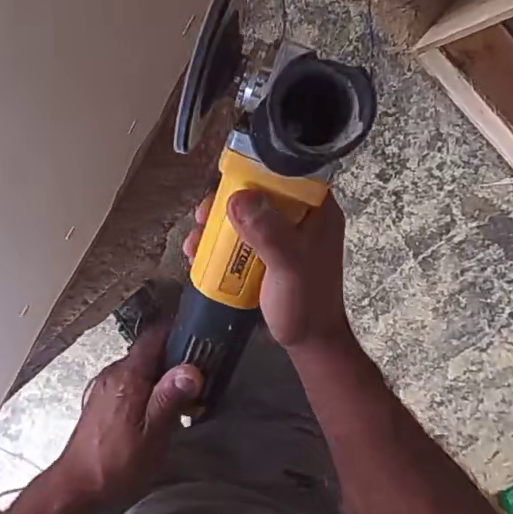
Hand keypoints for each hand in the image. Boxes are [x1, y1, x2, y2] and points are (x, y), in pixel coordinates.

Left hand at [48, 324, 202, 507]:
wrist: (78, 486)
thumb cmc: (116, 464)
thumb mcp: (152, 434)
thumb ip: (170, 398)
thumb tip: (191, 369)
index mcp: (127, 376)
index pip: (154, 336)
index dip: (178, 331)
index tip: (201, 334)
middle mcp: (113, 374)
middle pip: (148, 351)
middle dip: (175, 356)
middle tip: (202, 370)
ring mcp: (105, 387)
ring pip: (140, 368)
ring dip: (162, 375)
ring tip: (187, 393)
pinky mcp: (102, 402)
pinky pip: (130, 383)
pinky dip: (148, 388)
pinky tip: (161, 409)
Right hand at [183, 190, 353, 352]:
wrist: (307, 343)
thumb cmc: (307, 306)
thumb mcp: (289, 266)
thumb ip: (268, 233)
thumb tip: (239, 199)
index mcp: (316, 210)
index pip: (285, 173)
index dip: (254, 171)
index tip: (226, 181)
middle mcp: (298, 217)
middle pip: (255, 193)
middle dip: (224, 202)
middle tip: (203, 215)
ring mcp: (279, 234)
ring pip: (241, 215)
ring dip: (214, 225)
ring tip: (196, 242)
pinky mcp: (262, 252)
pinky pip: (235, 237)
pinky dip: (216, 243)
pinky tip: (199, 254)